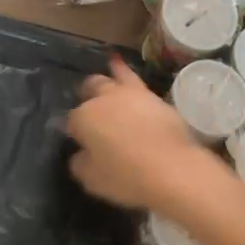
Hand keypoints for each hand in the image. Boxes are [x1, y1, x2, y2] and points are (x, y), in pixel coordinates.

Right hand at [67, 57, 228, 212]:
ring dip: (111, 74)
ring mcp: (132, 94)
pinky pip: (137, 81)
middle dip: (88, 94)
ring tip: (111, 65)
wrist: (173, 169)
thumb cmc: (126, 177)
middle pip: (91, 88)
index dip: (74, 131)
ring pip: (116, 77)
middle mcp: (105, 99)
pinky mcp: (156, 97)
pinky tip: (128, 76)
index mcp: (83, 118)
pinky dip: (129, 75)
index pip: (71, 121)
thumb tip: (81, 154)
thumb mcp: (92, 180)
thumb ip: (81, 163)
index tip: (79, 141)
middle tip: (90, 103)